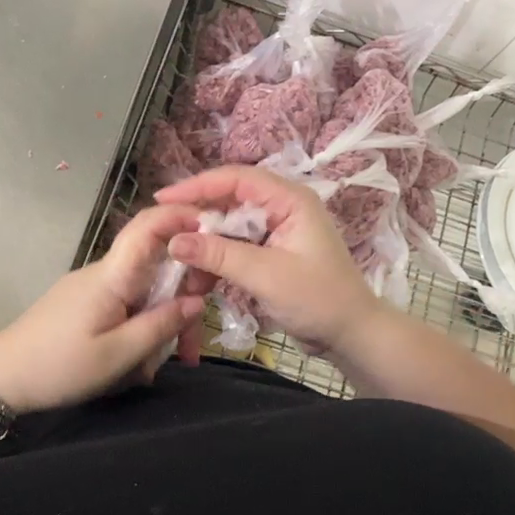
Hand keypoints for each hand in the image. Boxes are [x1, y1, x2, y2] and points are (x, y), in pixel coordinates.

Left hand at [0, 204, 208, 412]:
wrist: (0, 379)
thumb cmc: (58, 367)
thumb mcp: (118, 355)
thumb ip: (161, 326)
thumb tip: (198, 301)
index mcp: (112, 276)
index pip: (148, 226)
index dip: (182, 216)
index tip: (215, 230)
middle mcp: (105, 272)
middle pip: (158, 268)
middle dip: (183, 302)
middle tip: (192, 349)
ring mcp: (94, 287)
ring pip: (145, 293)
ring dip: (161, 325)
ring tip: (156, 370)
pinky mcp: (86, 304)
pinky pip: (127, 306)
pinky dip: (141, 330)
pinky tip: (137, 365)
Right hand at [155, 166, 386, 354]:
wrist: (351, 336)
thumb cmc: (318, 299)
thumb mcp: (266, 275)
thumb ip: (219, 255)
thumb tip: (174, 241)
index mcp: (290, 200)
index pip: (236, 179)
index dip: (198, 185)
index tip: (163, 197)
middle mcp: (283, 208)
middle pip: (230, 200)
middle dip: (198, 215)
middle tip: (164, 229)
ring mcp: (278, 231)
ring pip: (230, 226)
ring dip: (206, 242)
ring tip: (177, 257)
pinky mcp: (272, 254)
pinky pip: (236, 247)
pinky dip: (218, 259)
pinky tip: (198, 276)